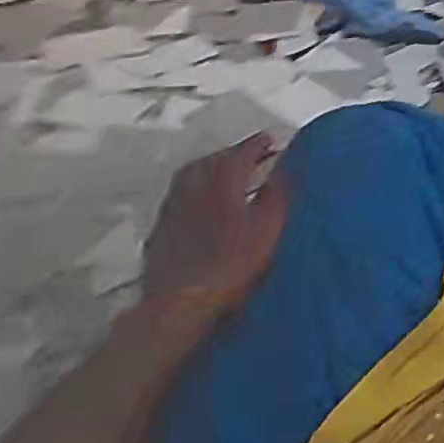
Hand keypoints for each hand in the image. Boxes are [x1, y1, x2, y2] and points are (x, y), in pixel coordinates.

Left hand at [142, 134, 288, 316]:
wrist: (182, 302)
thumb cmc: (233, 264)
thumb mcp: (269, 227)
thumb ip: (277, 195)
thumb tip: (282, 173)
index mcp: (222, 181)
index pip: (241, 152)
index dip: (258, 144)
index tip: (270, 140)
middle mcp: (193, 187)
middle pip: (213, 159)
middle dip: (235, 154)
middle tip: (255, 156)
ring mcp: (173, 207)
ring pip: (193, 175)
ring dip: (213, 169)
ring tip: (231, 175)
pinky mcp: (161, 228)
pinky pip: (181, 195)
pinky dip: (198, 190)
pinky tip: (207, 202)